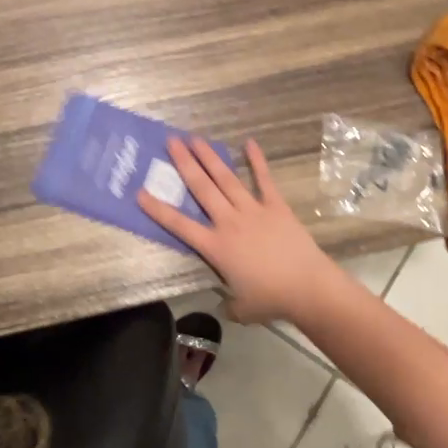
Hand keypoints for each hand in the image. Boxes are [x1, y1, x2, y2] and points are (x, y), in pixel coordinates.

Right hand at [139, 137, 343, 324]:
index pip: (179, 225)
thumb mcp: (241, 308)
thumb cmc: (271, 300)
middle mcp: (229, 222)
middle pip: (202, 188)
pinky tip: (250, 142)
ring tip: (196, 138)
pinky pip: (264, 180)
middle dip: (184, 164)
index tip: (141, 192)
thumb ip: (229, 303)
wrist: (307, 287)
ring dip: (210, 157)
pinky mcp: (276, 206)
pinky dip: (257, 161)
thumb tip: (227, 304)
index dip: (158, 209)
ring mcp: (253, 210)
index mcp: (216, 247)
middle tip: (171, 141)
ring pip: (226, 179)